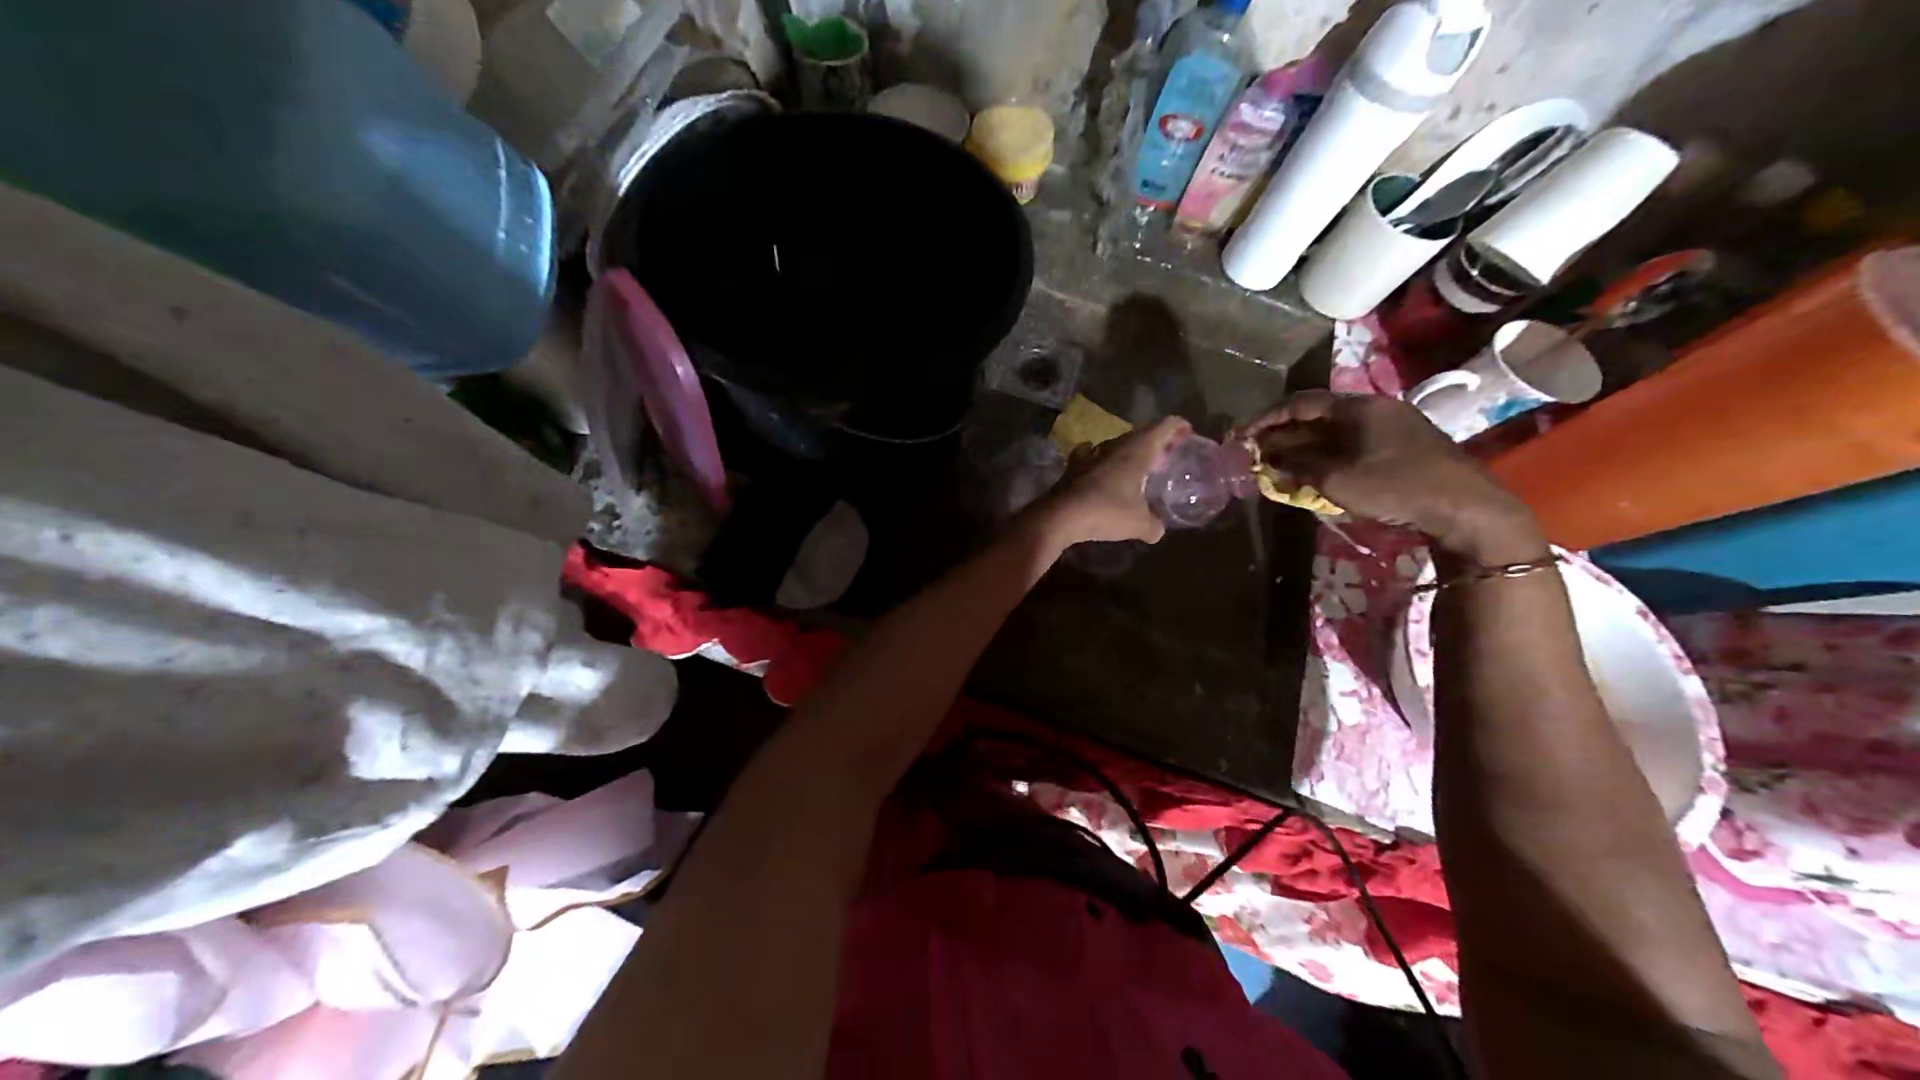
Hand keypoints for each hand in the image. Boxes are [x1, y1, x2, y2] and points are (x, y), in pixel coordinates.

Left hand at [1027, 416, 1190, 547]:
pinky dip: (1104, 460)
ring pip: (1117, 444)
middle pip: (1140, 434)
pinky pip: (1093, 455)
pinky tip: (1103, 469)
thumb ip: (1154, 526)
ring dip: (1130, 451)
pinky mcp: (1074, 466)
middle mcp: (1115, 446)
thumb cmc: (1106, 512)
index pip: (1163, 427)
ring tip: (1139, 466)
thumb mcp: (1139, 524)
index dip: (1178, 427)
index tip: (1188, 433)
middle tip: (1167, 455)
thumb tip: (1158, 531)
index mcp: (1136, 451)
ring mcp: (1091, 454)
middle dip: (1156, 441)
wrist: (1059, 516)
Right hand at [1235, 392, 1545, 562]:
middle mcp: (1375, 408)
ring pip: (1335, 431)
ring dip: (1304, 447)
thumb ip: (1298, 465)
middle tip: (1256, 453)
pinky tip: (1315, 473)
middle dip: (1284, 434)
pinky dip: (1327, 455)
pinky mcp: (1403, 447)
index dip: (1267, 418)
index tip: (1242, 435)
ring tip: (1278, 465)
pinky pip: (1352, 444)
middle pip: (1318, 416)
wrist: (1465, 507)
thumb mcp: (1336, 479)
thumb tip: (1269, 457)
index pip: (1301, 402)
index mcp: (1359, 406)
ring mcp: (1392, 426)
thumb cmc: (1395, 486)